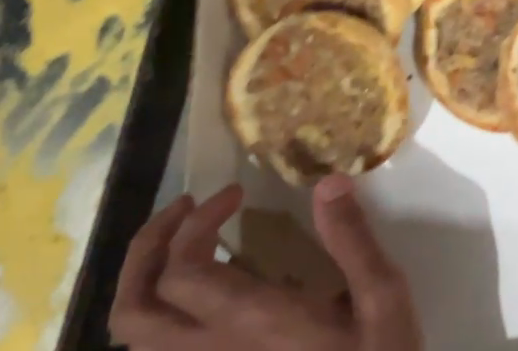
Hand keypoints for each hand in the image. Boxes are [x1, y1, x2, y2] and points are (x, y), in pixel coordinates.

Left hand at [111, 175, 420, 350]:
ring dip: (142, 282)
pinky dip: (156, 312)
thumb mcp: (382, 293)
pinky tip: (193, 291)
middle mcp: (211, 350)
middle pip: (134, 309)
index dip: (196, 224)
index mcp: (250, 321)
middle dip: (148, 249)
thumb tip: (329, 182)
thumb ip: (352, 239)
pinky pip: (156, 350)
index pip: (183, 272)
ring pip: (134, 336)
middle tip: (185, 209)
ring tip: (178, 244)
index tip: (237, 193)